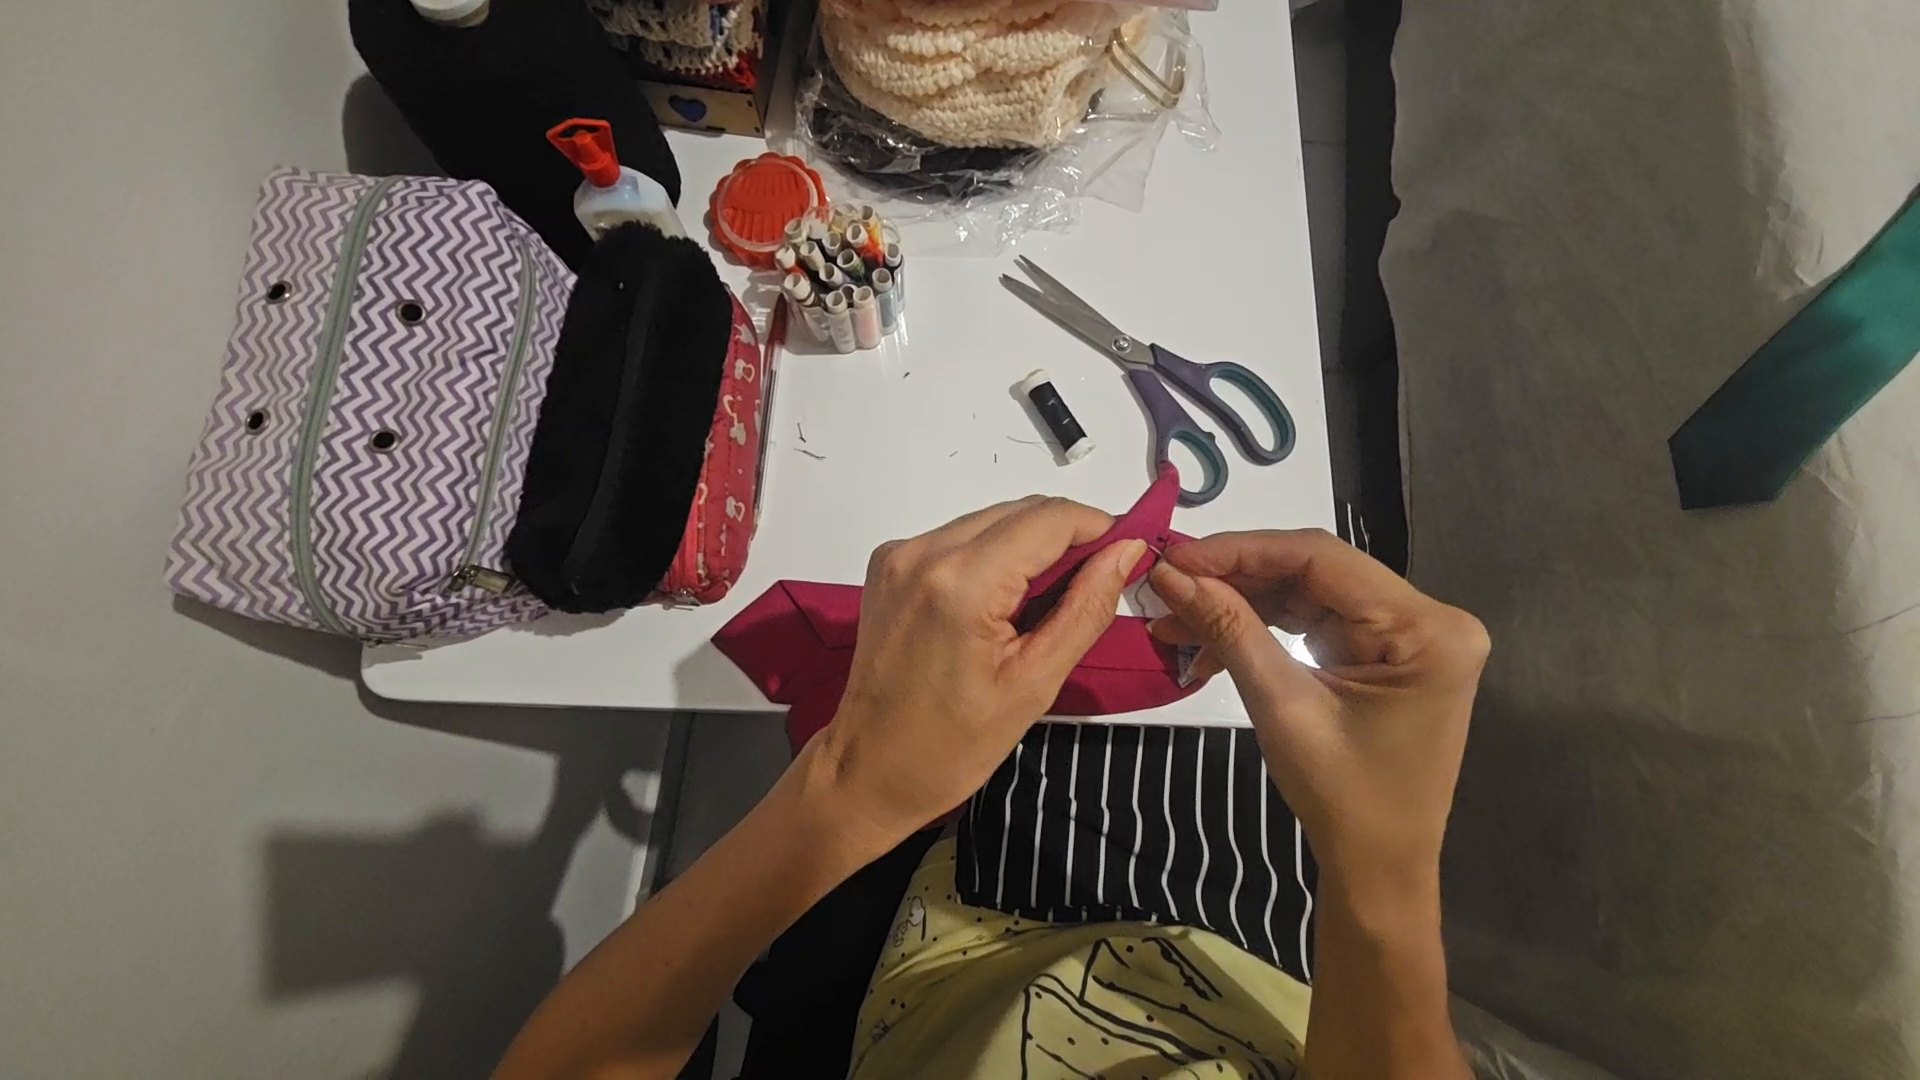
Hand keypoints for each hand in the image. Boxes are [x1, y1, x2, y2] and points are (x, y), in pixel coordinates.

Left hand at [810, 497, 1149, 845]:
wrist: (869, 767)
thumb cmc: (953, 744)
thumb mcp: (1035, 682)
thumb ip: (1086, 608)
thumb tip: (1126, 552)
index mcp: (961, 582)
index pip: (1050, 519)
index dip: (1098, 528)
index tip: (1125, 555)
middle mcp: (924, 551)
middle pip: (1019, 512)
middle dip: (1067, 538)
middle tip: (1093, 583)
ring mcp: (900, 552)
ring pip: (990, 520)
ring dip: (1029, 547)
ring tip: (1044, 602)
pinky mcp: (888, 562)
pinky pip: (958, 537)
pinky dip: (991, 555)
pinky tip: (999, 601)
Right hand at [1147, 530, 1488, 891]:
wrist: (1376, 865)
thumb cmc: (1341, 796)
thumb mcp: (1280, 704)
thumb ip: (1228, 628)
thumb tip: (1169, 574)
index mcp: (1425, 630)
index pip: (1321, 559)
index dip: (1241, 551)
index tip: (1176, 558)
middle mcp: (1425, 619)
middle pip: (1312, 572)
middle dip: (1233, 580)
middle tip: (1167, 586)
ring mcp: (1403, 635)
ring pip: (1304, 593)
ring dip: (1238, 605)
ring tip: (1175, 622)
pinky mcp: (1380, 651)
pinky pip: (1310, 620)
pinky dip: (1258, 628)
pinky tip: (1208, 643)